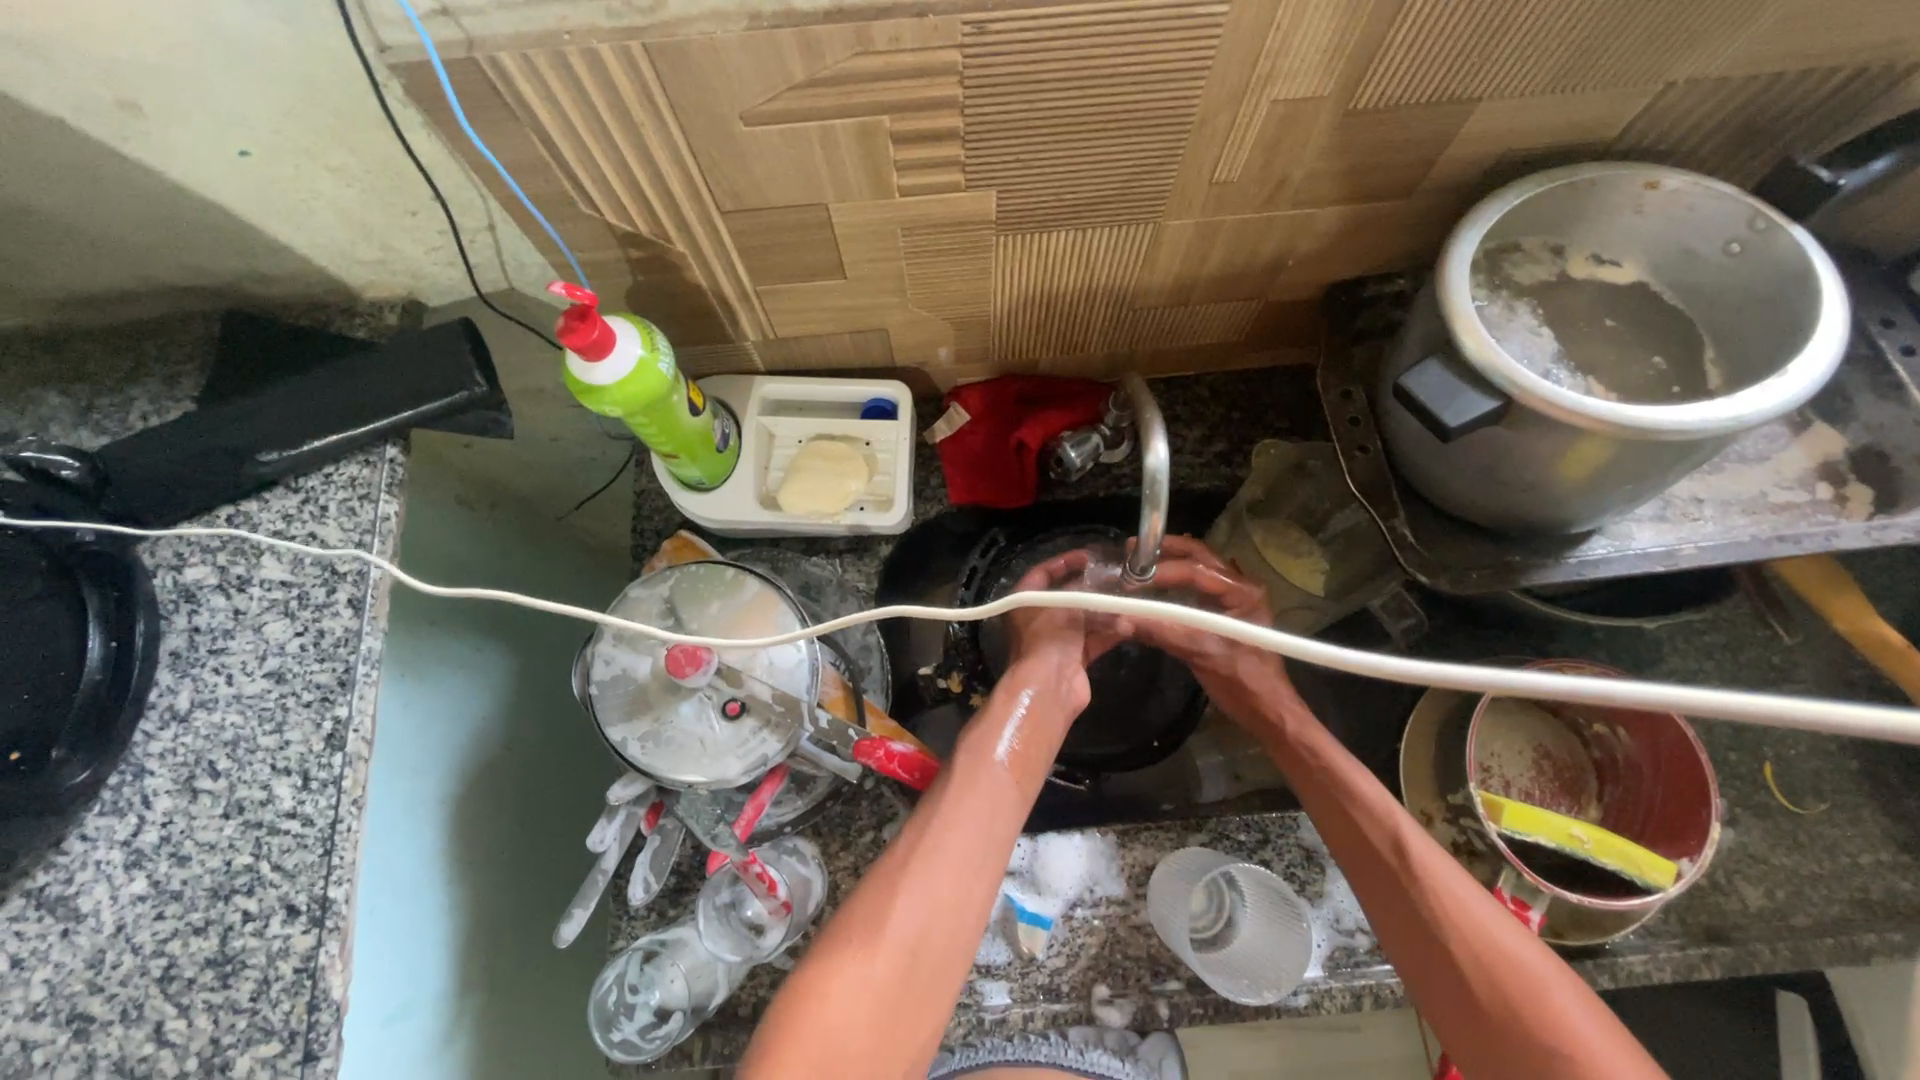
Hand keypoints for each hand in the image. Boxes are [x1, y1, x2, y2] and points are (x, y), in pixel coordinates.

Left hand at [1001, 549, 1122, 708]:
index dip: (1064, 562)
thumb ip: (1084, 591)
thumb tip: (1102, 582)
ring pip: (1084, 619)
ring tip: (1129, 601)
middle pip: (1068, 596)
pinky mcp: (1074, 658)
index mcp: (1025, 601)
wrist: (1048, 687)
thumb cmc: (1048, 638)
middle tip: (1118, 578)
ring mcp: (1056, 640)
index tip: (1089, 557)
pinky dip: (1110, 631)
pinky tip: (1130, 623)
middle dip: (1093, 589)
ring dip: (1106, 611)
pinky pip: (1094, 639)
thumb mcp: (1065, 606)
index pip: (1043, 573)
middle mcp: (1038, 619)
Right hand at [1114, 536, 1306, 735]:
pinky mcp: (1221, 613)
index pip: (1197, 570)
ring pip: (1196, 569)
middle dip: (1164, 552)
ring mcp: (1231, 599)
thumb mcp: (1203, 655)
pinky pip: (1194, 589)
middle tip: (1131, 552)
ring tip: (1136, 564)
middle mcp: (1240, 587)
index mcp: (1244, 592)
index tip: (1130, 580)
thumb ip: (1164, 633)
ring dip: (1167, 564)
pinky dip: (1171, 584)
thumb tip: (1121, 619)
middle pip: (1199, 556)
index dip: (1161, 572)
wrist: (1267, 710)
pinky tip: (1150, 587)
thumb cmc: (1244, 682)